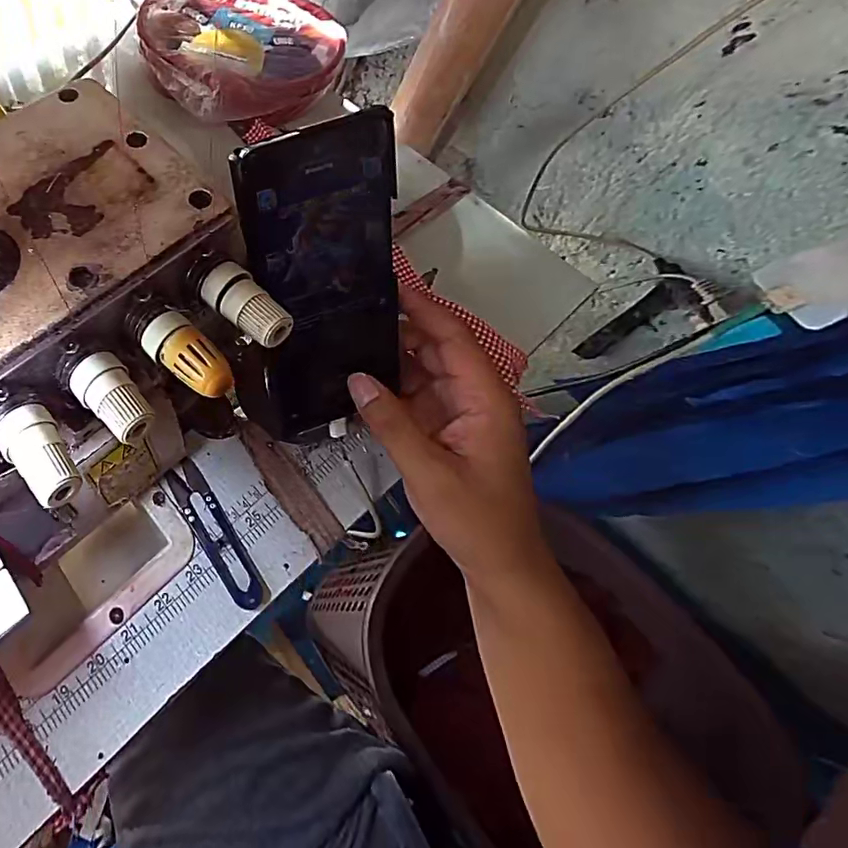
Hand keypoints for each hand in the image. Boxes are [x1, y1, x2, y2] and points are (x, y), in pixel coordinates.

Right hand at [348, 287, 546, 586]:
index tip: (391, 284)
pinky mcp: (444, 428)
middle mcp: (474, 396)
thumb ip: (391, 423)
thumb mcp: (429, 472)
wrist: (499, 563)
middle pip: (436, 348)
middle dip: (400, 328)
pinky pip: (414, 395)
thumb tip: (357, 379)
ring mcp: (458, 412)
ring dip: (391, 358)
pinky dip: (389, 387)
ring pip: (423, 370)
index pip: (454, 337)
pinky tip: (360, 381)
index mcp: (485, 398)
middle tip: (355, 312)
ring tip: (349, 340)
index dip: (424, 308)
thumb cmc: (477, 520)